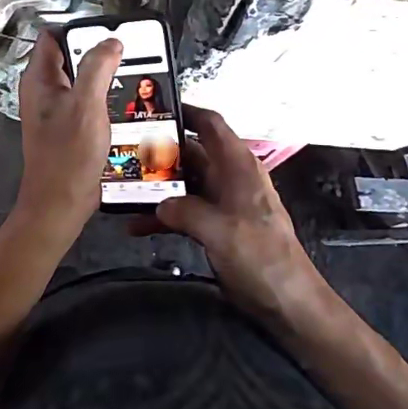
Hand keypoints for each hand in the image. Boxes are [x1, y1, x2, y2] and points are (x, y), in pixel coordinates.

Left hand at [13, 31, 121, 230]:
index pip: (54, 36)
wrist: (60, 204)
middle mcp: (45, 91)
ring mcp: (57, 111)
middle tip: (131, 56)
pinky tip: (128, 106)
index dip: (81, 28)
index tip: (111, 32)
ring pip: (84, 82)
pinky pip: (90, 104)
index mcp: (39, 79)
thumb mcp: (86, 104)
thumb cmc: (69, 154)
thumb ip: (98, 67)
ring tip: (136, 77)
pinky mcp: (70, 129)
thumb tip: (112, 41)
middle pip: (72, 57)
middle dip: (100, 54)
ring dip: (107, 79)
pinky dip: (107, 101)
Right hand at [132, 107, 327, 325]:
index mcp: (238, 166)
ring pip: (184, 184)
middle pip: (190, 154)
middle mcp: (230, 178)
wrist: (286, 300)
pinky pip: (185, 212)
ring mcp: (223, 203)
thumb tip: (160, 205)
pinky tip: (135, 226)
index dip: (185, 111)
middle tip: (122, 152)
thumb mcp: (219, 230)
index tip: (153, 107)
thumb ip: (184, 211)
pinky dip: (164, 217)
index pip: (210, 125)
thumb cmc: (259, 256)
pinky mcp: (217, 227)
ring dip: (157, 189)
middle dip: (159, 153)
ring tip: (121, 190)